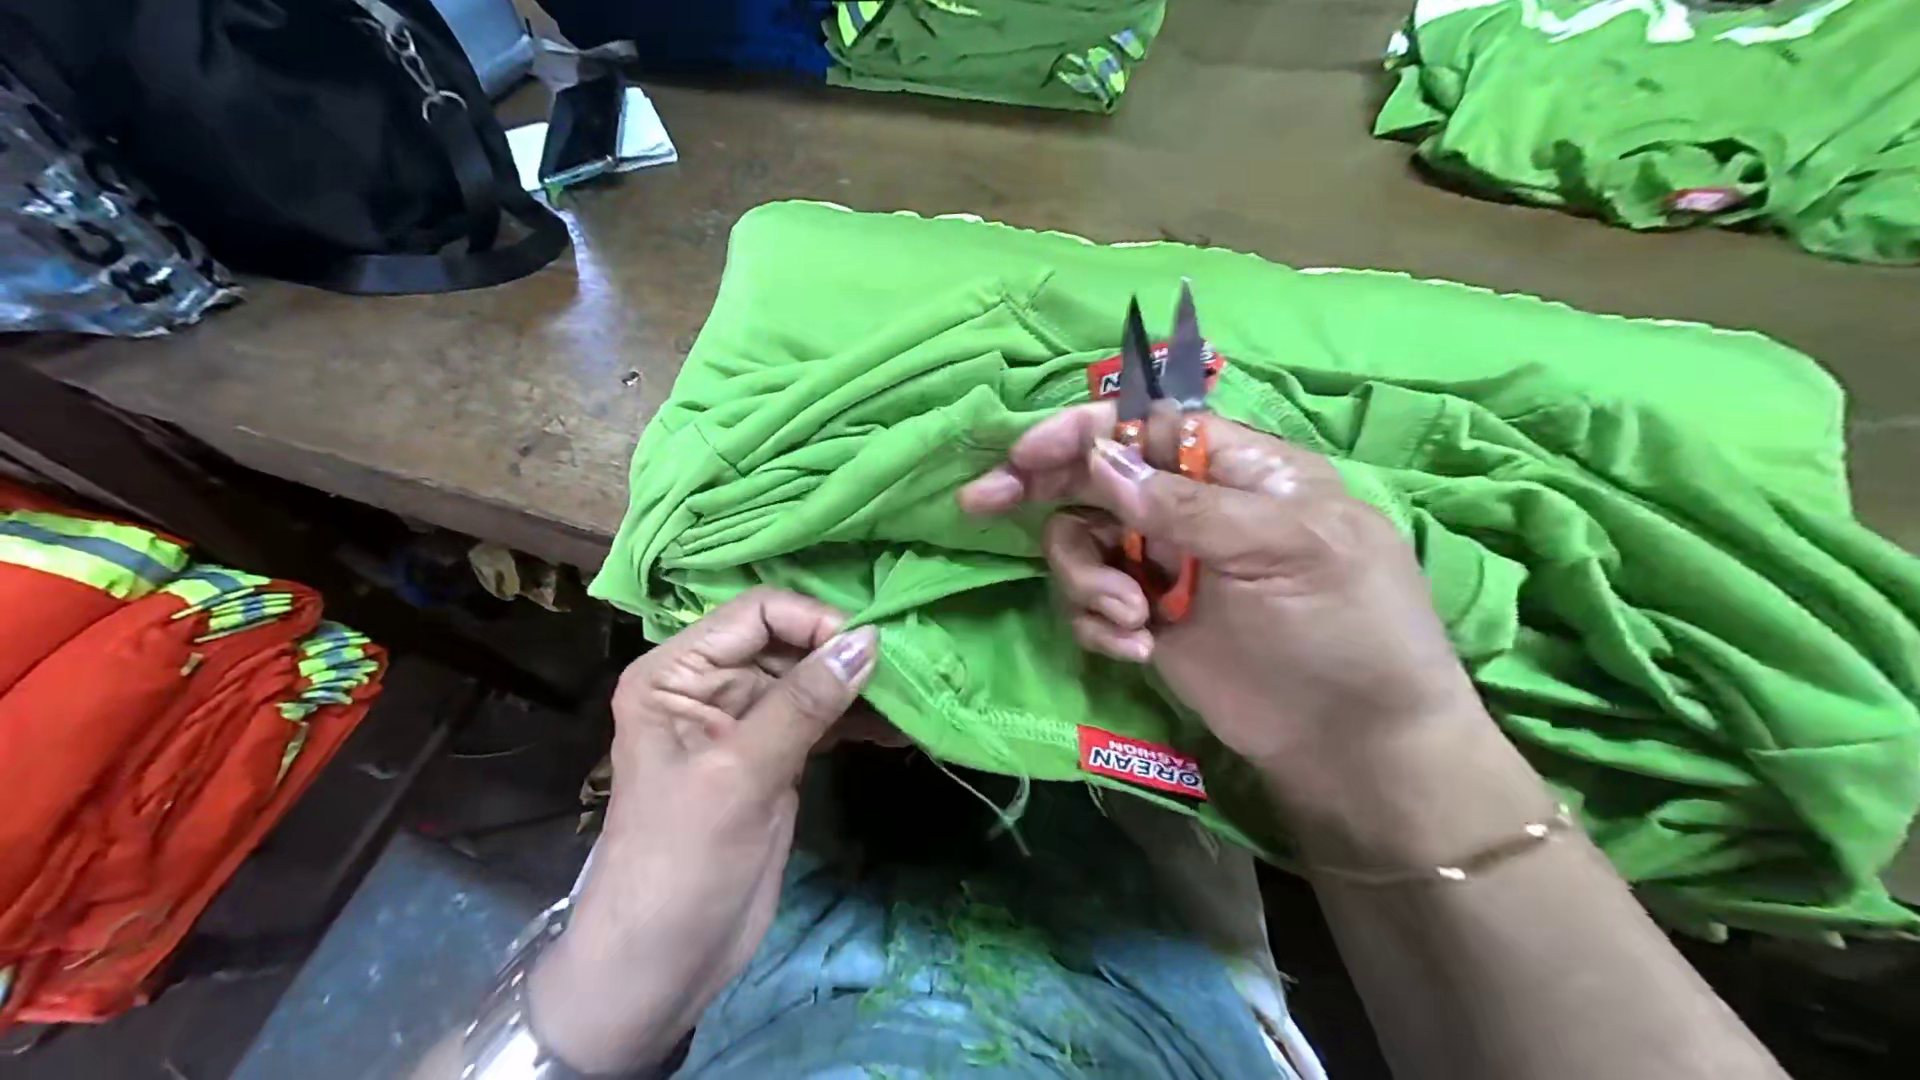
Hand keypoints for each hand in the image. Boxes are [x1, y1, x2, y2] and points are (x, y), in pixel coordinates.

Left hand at [527, 589, 876, 1074]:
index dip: (813, 620)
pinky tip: (896, 727)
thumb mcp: (740, 774)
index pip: (757, 613)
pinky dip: (857, 719)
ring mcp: (747, 719)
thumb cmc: (680, 862)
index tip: (867, 647)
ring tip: (909, 695)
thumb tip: (867, 638)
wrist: (663, 965)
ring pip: (813, 677)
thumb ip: (804, 702)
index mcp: (678, 672)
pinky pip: (823, 716)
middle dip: (843, 652)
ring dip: (858, 685)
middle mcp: (711, 683)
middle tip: (902, 669)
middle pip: (790, 640)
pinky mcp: (776, 752)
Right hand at [959, 405, 1515, 840]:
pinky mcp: (1140, 614)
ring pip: (1077, 543)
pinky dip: (1096, 622)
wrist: (1347, 738)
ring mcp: (1157, 562)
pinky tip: (1136, 648)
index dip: (1078, 433)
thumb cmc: (1343, 624)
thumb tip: (1101, 462)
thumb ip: (1190, 504)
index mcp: (1230, 467)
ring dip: (1084, 579)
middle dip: (1034, 487)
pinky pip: (1086, 600)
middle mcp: (1183, 505)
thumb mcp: (1288, 546)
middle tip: (980, 502)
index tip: (1024, 456)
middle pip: (1090, 476)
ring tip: (1129, 618)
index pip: (1139, 426)